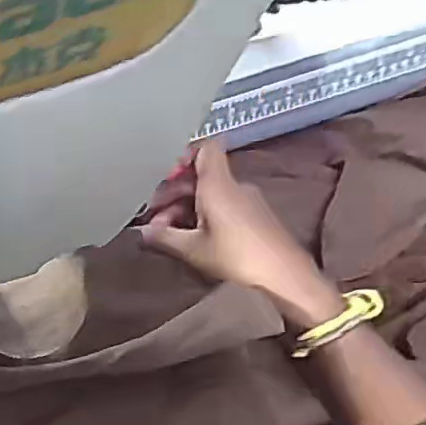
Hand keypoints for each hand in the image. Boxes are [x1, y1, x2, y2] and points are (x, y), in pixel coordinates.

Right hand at [141, 140, 344, 326]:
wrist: (284, 276)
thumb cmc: (237, 257)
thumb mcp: (192, 249)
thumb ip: (163, 237)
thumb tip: (142, 232)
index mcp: (218, 184)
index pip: (204, 148)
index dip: (182, 157)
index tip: (164, 180)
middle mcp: (233, 186)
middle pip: (199, 175)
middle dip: (173, 194)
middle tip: (154, 220)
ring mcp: (246, 200)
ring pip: (208, 193)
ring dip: (184, 208)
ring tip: (168, 234)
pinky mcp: (253, 215)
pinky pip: (221, 205)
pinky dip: (202, 215)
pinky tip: (191, 238)